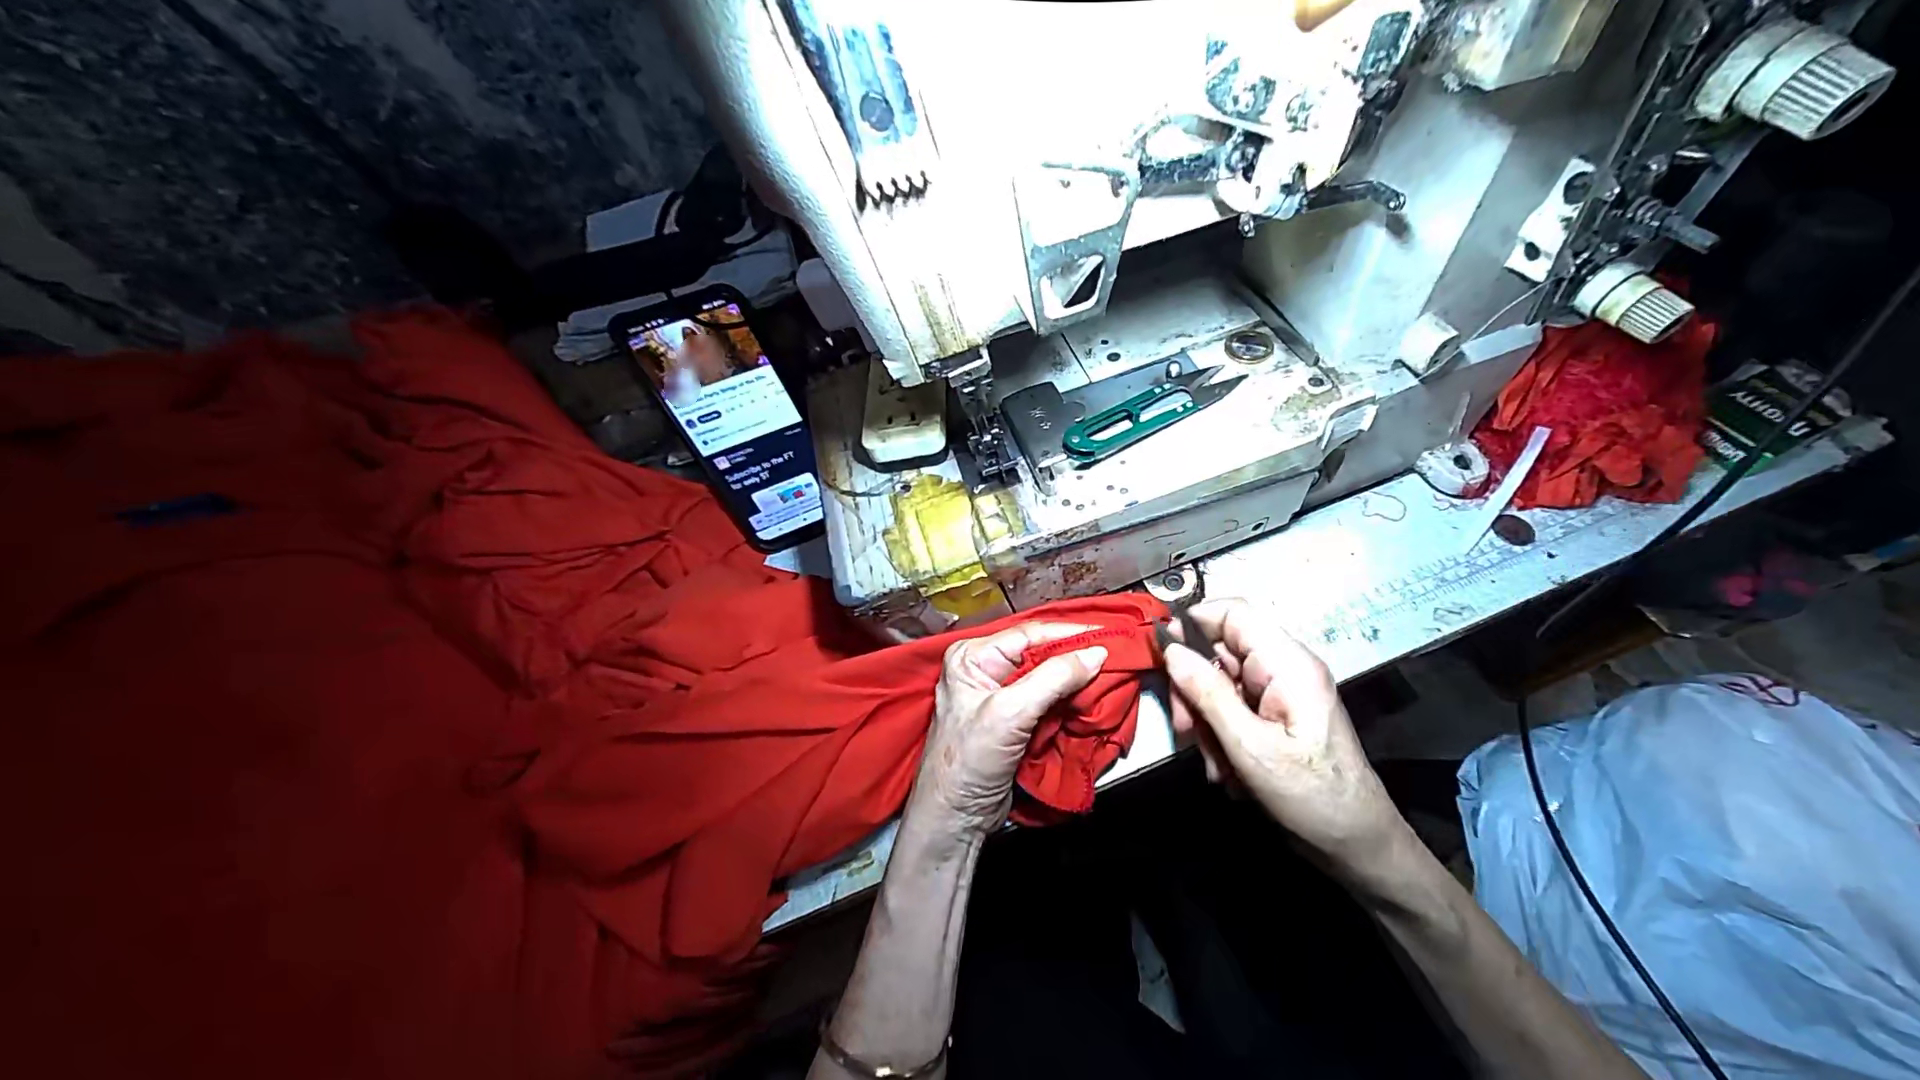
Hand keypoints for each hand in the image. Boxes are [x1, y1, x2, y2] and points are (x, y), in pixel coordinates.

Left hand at [908, 622, 1108, 841]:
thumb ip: (1052, 679)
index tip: (1107, 636)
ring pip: (1048, 675)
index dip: (1070, 634)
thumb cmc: (965, 763)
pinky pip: (1048, 699)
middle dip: (1076, 655)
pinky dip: (1070, 698)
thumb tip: (1094, 654)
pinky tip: (1090, 696)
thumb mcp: (1008, 713)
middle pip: (1041, 652)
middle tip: (1114, 654)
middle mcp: (984, 669)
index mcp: (972, 657)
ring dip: (1076, 678)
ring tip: (1108, 673)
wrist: (956, 816)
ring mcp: (999, 694)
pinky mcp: (1014, 719)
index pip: (1029, 634)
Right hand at [1164, 599, 1409, 882]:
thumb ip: (1208, 694)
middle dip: (1193, 690)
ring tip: (1215, 762)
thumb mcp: (1251, 747)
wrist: (1357, 845)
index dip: (1192, 623)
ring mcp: (1278, 692)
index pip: (1232, 613)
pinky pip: (1229, 708)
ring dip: (1204, 721)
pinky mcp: (1273, 715)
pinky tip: (1227, 769)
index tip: (1162, 655)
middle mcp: (1282, 668)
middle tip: (1187, 729)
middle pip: (1216, 652)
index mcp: (1287, 664)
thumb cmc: (1312, 796)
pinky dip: (1218, 735)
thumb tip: (1170, 649)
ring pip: (1216, 684)